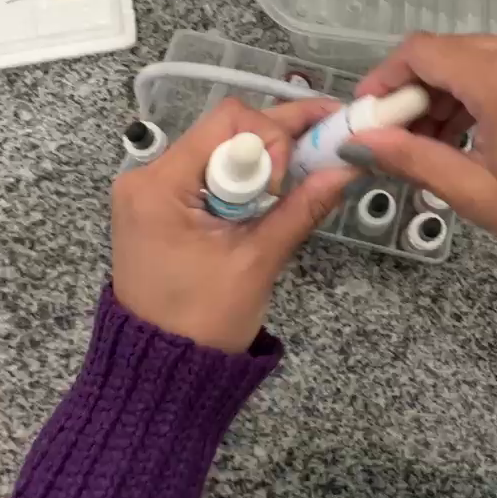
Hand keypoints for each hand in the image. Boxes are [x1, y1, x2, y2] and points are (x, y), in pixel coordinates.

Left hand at [110, 97, 354, 351]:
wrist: (160, 374)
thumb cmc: (203, 323)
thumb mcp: (258, 262)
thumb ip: (302, 208)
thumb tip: (347, 168)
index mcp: (160, 185)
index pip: (229, 123)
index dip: (273, 140)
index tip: (288, 184)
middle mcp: (149, 175)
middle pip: (227, 128)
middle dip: (280, 137)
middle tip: (330, 137)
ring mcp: (154, 188)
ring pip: (225, 145)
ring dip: (269, 155)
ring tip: (312, 164)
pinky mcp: (166, 203)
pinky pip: (215, 170)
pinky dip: (250, 175)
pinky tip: (282, 186)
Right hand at [346, 33, 496, 241]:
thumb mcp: (475, 191)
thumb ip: (413, 159)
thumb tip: (359, 142)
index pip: (423, 52)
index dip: (386, 77)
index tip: (369, 111)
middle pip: (447, 52)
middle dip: (416, 91)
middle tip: (399, 135)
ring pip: (474, 55)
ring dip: (447, 90)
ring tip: (436, 141)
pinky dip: (478, 86)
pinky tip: (470, 127)